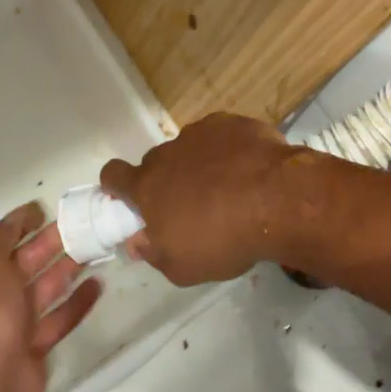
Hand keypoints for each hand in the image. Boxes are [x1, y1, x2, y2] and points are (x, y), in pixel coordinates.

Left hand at [0, 202, 101, 391]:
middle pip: (26, 263)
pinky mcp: (36, 345)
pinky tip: (99, 285)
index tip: (45, 207)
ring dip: (68, 268)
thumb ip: (2, 237)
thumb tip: (19, 216)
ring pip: (45, 288)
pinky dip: (77, 302)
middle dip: (50, 242)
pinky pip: (59, 317)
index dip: (19, 223)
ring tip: (95, 248)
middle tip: (81, 225)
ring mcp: (15, 323)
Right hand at [99, 112, 300, 284]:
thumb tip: (137, 241)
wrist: (277, 200)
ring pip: (189, 149)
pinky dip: (228, 151)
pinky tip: (250, 170)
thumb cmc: (223, 239)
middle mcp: (168, 154)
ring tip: (229, 189)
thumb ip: (153, 253)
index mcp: (148, 187)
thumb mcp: (182, 267)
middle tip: (191, 206)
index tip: (129, 199)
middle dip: (166, 181)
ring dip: (199, 166)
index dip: (115, 186)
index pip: (112, 175)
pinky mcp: (231, 124)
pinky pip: (221, 137)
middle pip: (155, 163)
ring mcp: (200, 134)